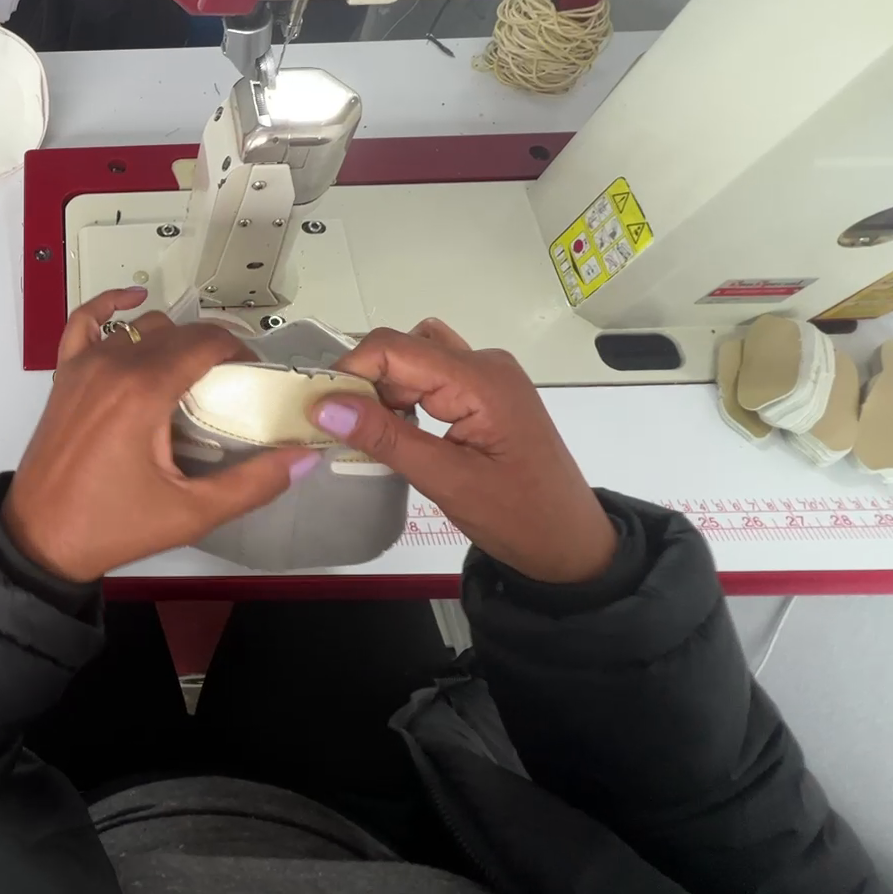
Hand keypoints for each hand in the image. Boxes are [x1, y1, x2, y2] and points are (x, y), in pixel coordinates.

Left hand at [3, 288, 317, 581]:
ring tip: (191, 373)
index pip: (206, 343)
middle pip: (178, 334)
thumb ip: (253, 483)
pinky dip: (108, 306)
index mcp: (144, 391)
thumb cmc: (112, 525)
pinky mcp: (64, 374)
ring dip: (172, 339)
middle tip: (229, 385)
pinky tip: (131, 301)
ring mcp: (83, 365)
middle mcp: (112, 365)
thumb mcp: (191, 513)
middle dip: (211, 350)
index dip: (238, 353)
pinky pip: (83, 322)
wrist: (41, 537)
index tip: (252, 377)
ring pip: (140, 327)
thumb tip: (303, 458)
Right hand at [309, 319, 615, 583]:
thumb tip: (324, 406)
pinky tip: (396, 429)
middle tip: (344, 430)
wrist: (571, 545)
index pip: (393, 348)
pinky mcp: (481, 392)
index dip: (349, 370)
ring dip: (382, 390)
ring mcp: (484, 376)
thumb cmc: (518, 516)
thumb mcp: (445, 480)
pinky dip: (401, 396)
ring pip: (410, 360)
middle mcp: (483, 364)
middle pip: (399, 350)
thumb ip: (384, 437)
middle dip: (363, 384)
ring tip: (373, 432)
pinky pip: (427, 376)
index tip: (321, 409)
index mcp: (480, 379)